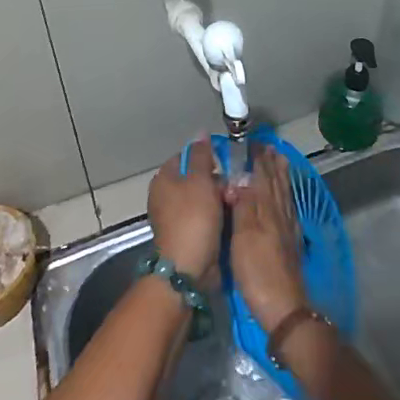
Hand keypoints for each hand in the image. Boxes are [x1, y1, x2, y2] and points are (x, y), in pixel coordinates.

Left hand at [148, 140, 224, 279]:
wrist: (188, 267)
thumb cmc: (193, 219)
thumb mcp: (200, 181)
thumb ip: (201, 156)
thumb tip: (200, 132)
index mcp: (164, 179)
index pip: (186, 157)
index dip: (206, 157)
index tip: (227, 163)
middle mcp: (165, 195)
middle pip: (196, 178)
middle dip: (217, 181)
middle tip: (235, 186)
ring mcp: (174, 216)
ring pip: (203, 199)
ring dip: (220, 200)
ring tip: (236, 202)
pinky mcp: (186, 234)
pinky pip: (205, 218)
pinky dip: (218, 217)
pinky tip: (232, 218)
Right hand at [227, 146, 307, 331]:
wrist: (282, 307)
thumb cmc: (257, 271)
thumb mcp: (244, 235)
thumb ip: (243, 205)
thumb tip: (240, 177)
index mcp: (266, 210)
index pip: (262, 178)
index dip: (257, 160)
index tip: (252, 143)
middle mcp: (279, 215)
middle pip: (276, 184)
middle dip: (271, 165)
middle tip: (268, 147)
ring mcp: (287, 231)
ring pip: (283, 196)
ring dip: (280, 177)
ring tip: (278, 162)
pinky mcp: (289, 245)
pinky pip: (287, 210)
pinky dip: (284, 197)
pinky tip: (283, 199)